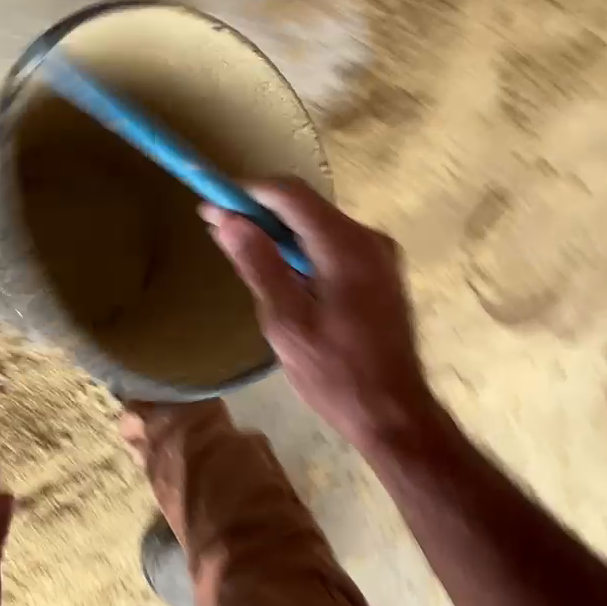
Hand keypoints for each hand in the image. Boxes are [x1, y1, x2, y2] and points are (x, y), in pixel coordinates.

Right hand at [201, 178, 443, 451]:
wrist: (394, 412)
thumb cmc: (334, 373)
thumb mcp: (285, 322)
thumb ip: (258, 264)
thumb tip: (227, 219)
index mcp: (346, 246)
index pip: (290, 194)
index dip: (247, 193)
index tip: (212, 204)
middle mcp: (368, 238)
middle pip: (306, 206)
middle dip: (261, 213)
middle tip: (220, 230)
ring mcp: (380, 255)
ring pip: (320, 224)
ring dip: (281, 232)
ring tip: (242, 252)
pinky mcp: (381, 272)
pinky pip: (335, 244)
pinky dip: (304, 248)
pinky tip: (280, 273)